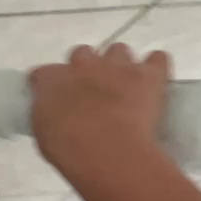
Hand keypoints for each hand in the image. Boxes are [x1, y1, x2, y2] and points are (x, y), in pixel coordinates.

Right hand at [28, 43, 171, 179]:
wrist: (107, 150)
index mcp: (51, 79)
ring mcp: (117, 66)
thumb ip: (47, 113)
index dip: (48, 84)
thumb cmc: (67, 147)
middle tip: (90, 89)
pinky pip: (158, 59)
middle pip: (82, 53)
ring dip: (118, 64)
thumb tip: (53, 112)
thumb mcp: (42, 131)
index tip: (52, 97)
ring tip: (122, 84)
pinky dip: (155, 66)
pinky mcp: (150, 75)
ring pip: (118, 50)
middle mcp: (82, 65)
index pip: (43, 72)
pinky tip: (153, 79)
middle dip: (85, 67)